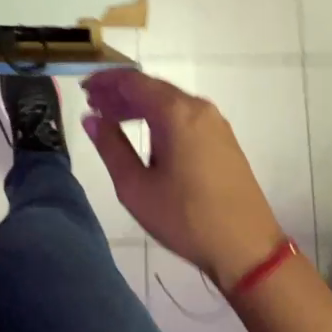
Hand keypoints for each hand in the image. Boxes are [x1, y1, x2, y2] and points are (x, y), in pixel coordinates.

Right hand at [82, 70, 287, 286]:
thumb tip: (91, 119)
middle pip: (151, 87)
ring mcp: (214, 122)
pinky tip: (145, 134)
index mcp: (175, 112)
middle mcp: (197, 107)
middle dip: (119, 93)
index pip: (132, 80)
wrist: (249, 250)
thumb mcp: (136, 187)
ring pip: (168, 100)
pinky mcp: (223, 139)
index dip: (105, 81)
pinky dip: (159, 116)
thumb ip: (110, 147)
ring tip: (113, 119)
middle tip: (93, 106)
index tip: (83, 89)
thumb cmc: (186, 218)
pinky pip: (183, 114)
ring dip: (138, 105)